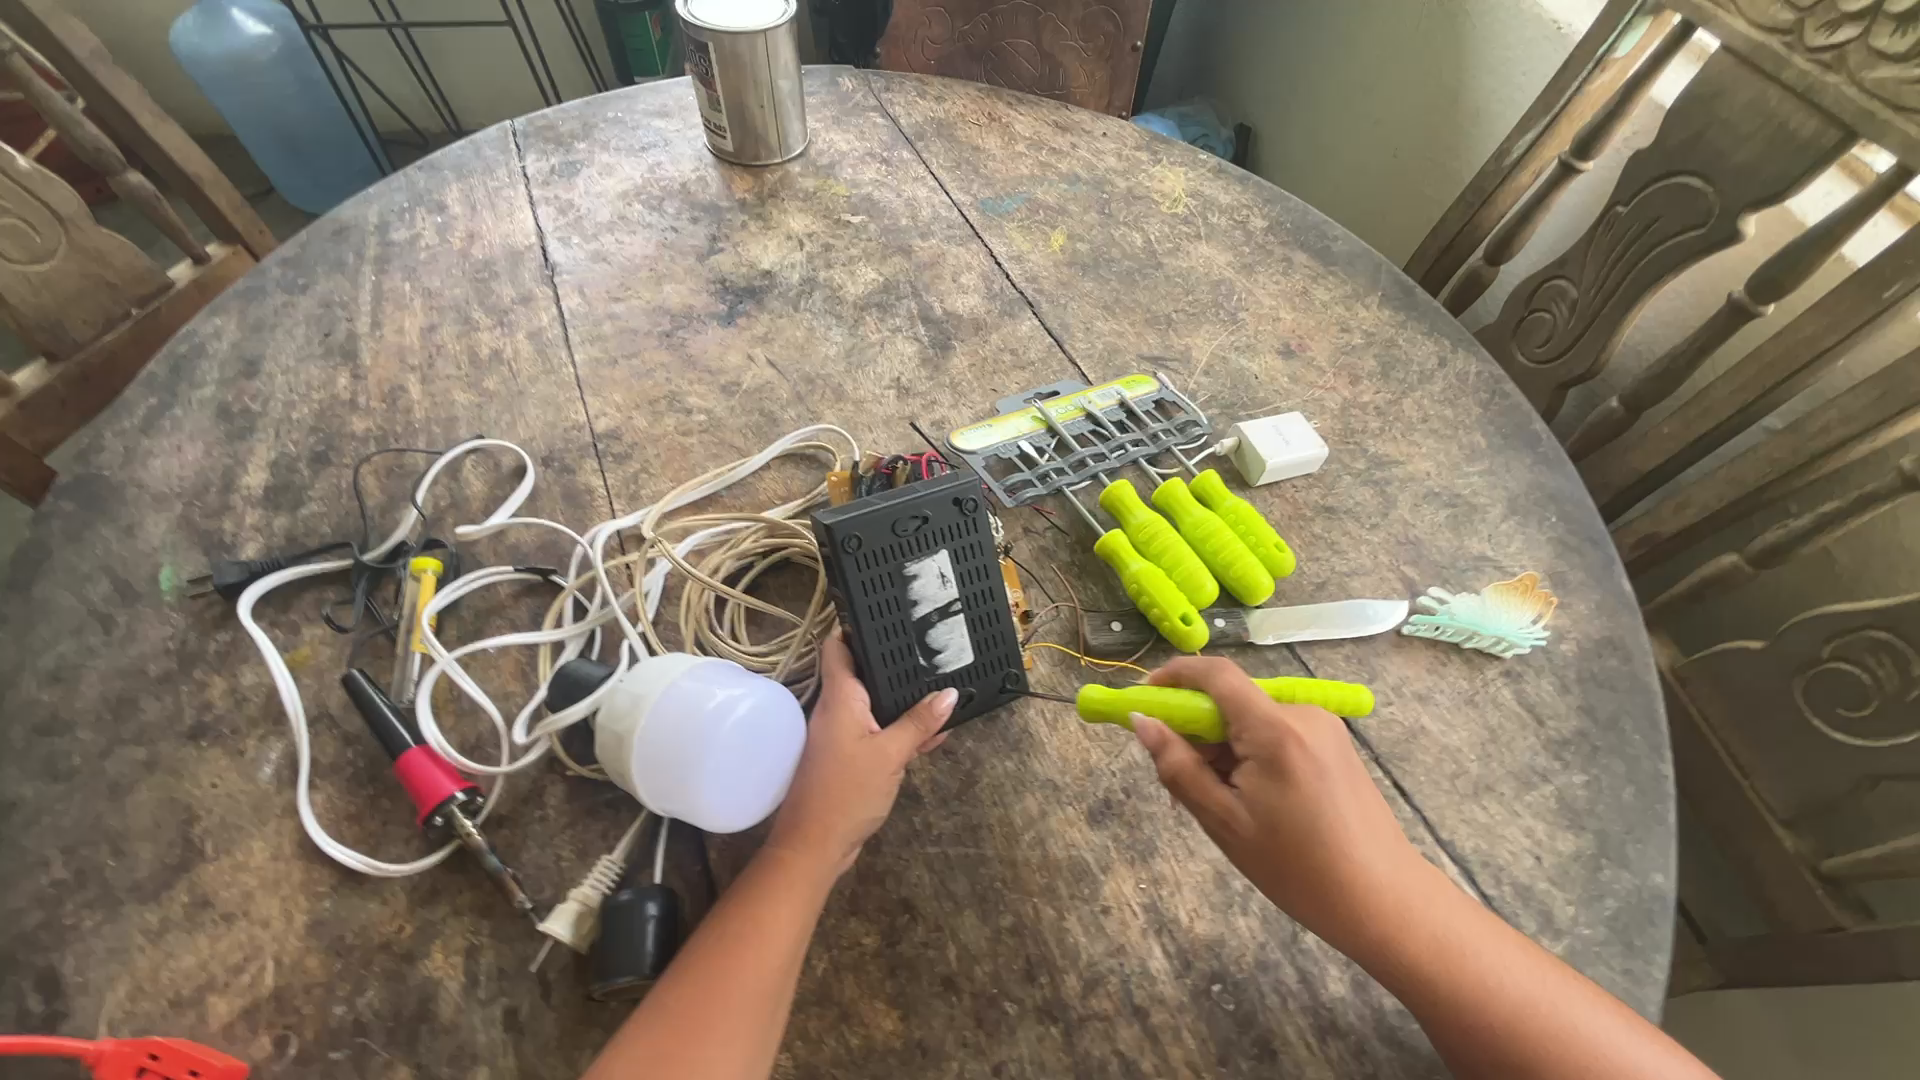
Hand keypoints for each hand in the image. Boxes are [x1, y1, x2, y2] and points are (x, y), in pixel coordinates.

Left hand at [766, 630, 955, 876]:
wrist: (815, 846)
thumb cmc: (847, 792)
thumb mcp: (890, 754)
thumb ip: (918, 722)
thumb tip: (951, 693)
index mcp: (840, 699)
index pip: (837, 648)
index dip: (854, 626)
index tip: (883, 611)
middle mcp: (837, 710)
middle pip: (862, 674)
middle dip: (893, 662)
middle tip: (928, 643)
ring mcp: (843, 735)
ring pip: (876, 705)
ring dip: (904, 700)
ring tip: (942, 684)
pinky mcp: (851, 758)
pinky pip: (880, 732)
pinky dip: (903, 729)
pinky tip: (934, 731)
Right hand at [1131, 656, 1427, 949]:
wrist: (1385, 902)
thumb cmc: (1297, 867)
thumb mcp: (1223, 821)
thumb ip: (1178, 766)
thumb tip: (1142, 722)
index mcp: (1274, 729)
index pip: (1215, 674)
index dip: (1173, 676)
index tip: (1143, 697)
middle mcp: (1301, 714)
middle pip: (1231, 701)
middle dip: (1196, 729)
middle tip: (1178, 779)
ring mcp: (1323, 727)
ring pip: (1251, 720)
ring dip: (1223, 747)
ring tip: (1218, 803)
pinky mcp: (1334, 744)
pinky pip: (1275, 733)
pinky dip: (1250, 754)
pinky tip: (1250, 799)